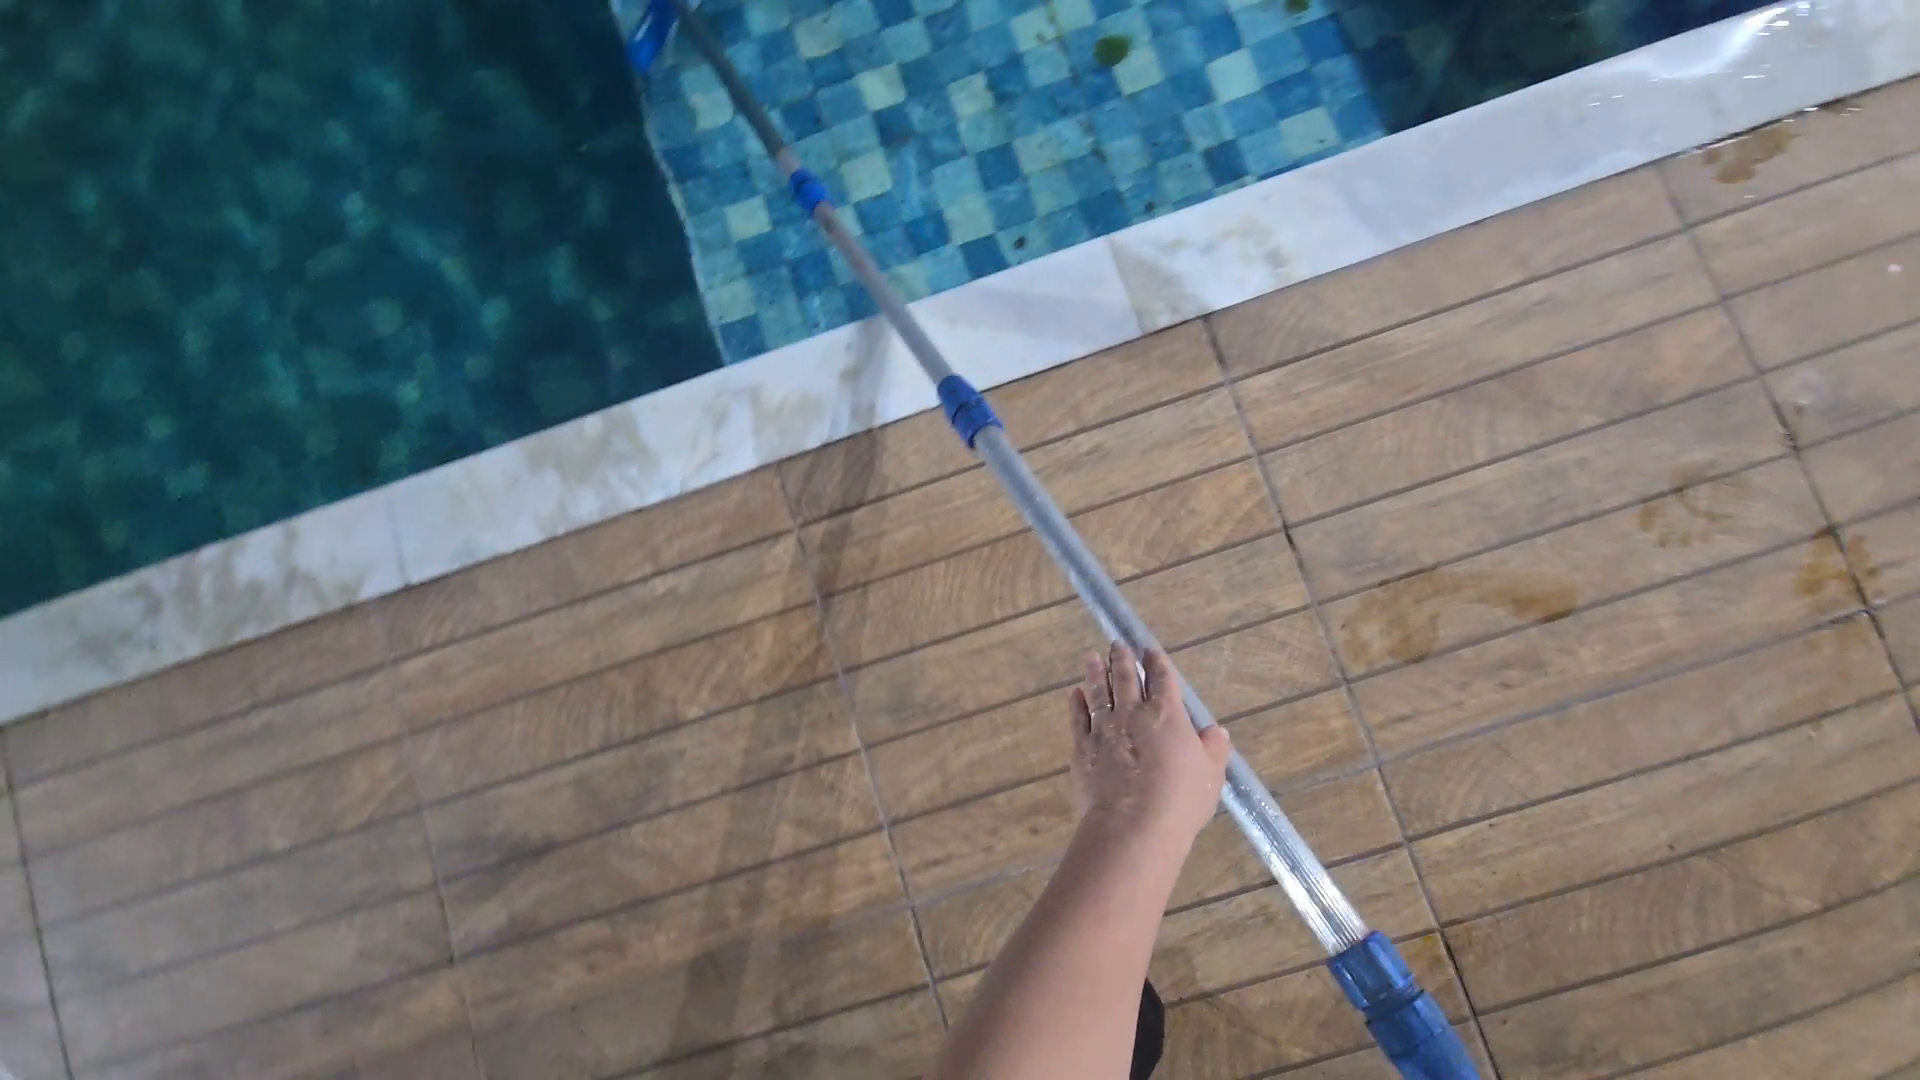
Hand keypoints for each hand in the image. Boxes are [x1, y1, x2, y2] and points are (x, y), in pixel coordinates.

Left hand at [1067, 642, 1232, 848]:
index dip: (1156, 662)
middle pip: (1125, 678)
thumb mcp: (1210, 776)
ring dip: (1095, 672)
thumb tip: (1216, 731)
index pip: (1161, 679)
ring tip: (1092, 657)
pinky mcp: (1083, 747)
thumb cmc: (1179, 802)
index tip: (1150, 650)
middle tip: (1117, 643)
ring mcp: (1104, 729)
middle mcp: (1133, 714)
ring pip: (1098, 692)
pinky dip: (1076, 703)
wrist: (1132, 825)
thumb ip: (1213, 750)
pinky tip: (1074, 693)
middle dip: (1122, 658)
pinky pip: (1078, 718)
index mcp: (1167, 716)